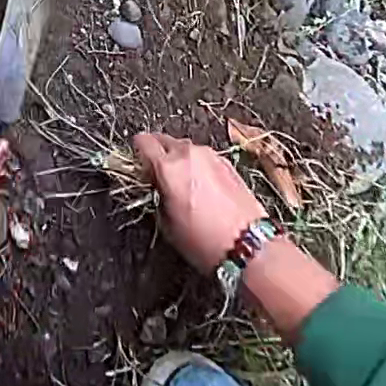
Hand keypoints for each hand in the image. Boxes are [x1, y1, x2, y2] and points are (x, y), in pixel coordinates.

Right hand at [132, 130, 337, 339]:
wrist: (249, 245)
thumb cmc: (205, 241)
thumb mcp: (168, 223)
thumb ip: (156, 194)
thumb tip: (154, 184)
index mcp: (169, 167)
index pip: (144, 142)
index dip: (137, 151)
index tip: (136, 161)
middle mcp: (188, 153)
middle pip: (164, 140)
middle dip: (157, 153)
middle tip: (155, 174)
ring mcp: (209, 155)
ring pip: (184, 147)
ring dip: (177, 158)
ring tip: (180, 183)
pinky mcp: (226, 161)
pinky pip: (202, 156)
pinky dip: (195, 164)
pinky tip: (199, 185)